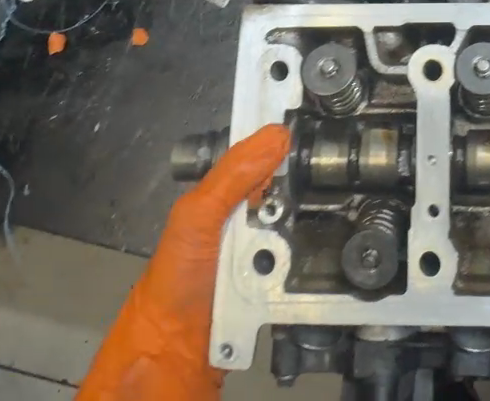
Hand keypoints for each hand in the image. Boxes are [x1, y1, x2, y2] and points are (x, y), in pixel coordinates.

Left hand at [77, 124, 291, 400]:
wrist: (167, 364)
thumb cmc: (171, 288)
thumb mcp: (195, 219)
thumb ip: (232, 176)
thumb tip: (276, 135)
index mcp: (228, 191)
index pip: (268, 151)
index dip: (292, 137)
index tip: (321, 126)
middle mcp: (250, 218)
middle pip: (300, 193)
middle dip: (310, 198)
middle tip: (303, 208)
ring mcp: (268, 254)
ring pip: (310, 233)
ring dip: (311, 243)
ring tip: (281, 262)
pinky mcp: (282, 289)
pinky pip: (311, 272)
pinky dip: (311, 277)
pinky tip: (298, 283)